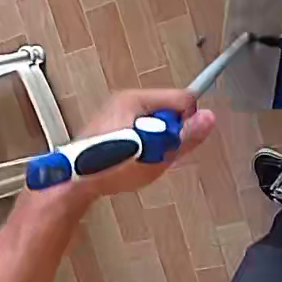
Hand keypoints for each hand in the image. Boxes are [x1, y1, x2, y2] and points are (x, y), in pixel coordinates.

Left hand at [61, 88, 216, 199]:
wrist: (73, 183)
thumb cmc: (108, 168)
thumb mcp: (155, 154)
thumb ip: (185, 137)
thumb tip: (208, 118)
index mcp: (137, 99)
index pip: (184, 99)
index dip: (188, 123)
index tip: (178, 142)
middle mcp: (127, 101)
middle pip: (170, 112)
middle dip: (171, 135)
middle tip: (158, 155)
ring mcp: (120, 113)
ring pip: (158, 125)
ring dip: (158, 144)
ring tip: (143, 160)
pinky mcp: (115, 127)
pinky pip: (145, 132)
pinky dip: (146, 146)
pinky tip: (135, 160)